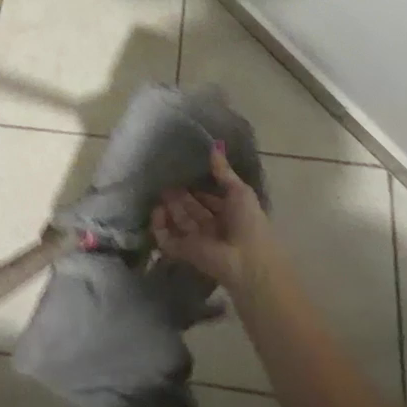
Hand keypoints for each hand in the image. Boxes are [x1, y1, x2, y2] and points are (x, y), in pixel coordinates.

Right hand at [151, 142, 273, 289]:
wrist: (247, 260)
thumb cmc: (248, 223)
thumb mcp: (240, 191)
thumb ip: (224, 172)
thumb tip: (214, 147)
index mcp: (229, 214)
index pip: (209, 200)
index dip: (198, 189)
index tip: (184, 174)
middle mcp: (212, 226)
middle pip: (191, 210)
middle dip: (180, 197)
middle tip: (166, 182)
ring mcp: (197, 240)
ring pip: (178, 222)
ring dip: (169, 208)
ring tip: (160, 192)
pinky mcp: (184, 252)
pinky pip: (166, 239)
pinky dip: (159, 227)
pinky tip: (157, 211)